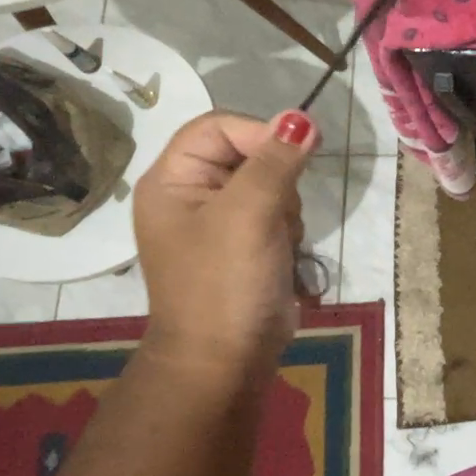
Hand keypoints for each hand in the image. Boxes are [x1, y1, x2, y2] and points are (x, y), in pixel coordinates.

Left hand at [134, 110, 317, 368]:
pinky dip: (289, 232)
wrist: (227, 358)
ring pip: (271, 187)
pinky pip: (277, 217)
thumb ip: (276, 162)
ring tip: (280, 242)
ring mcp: (220, 223)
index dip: (261, 134)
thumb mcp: (250, 215)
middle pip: (249, 155)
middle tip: (278, 214)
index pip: (218, 127)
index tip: (298, 157)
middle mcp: (191, 195)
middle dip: (278, 182)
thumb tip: (303, 117)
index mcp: (172, 180)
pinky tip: (285, 257)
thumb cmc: (226, 283)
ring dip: (288, 211)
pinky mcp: (246, 246)